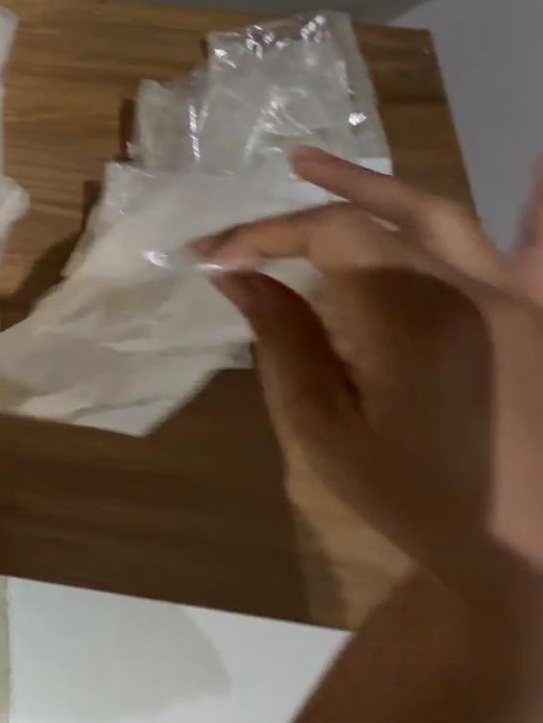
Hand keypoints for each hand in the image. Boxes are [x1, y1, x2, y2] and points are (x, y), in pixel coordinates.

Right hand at [196, 147, 542, 611]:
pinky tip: (526, 169)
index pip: (330, 234)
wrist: (537, 556)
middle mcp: (485, 293)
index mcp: (418, 317)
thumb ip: (283, 338)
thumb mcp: (322, 423)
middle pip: (390, 214)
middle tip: (260, 197)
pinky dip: (533, 207)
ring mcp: (532, 305)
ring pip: (457, 217)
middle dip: (316, 200)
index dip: (263, 233)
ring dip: (385, 187)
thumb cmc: (418, 494)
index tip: (212, 261)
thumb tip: (239, 276)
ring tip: (322, 167)